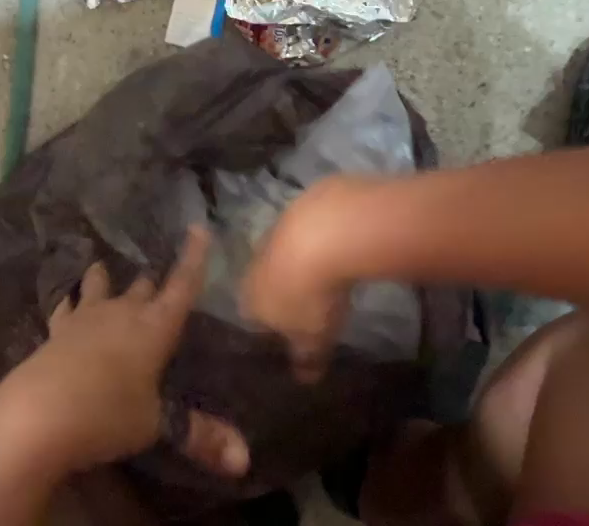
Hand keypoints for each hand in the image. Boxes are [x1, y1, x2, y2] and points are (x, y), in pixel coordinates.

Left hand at [0, 226, 249, 477]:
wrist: (37, 414)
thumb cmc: (107, 415)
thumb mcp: (156, 426)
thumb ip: (198, 435)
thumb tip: (243, 460)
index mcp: (155, 327)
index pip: (182, 284)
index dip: (194, 257)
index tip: (199, 227)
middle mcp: (122, 313)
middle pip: (142, 287)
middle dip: (151, 282)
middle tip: (154, 279)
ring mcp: (85, 319)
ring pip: (99, 286)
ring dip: (103, 280)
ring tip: (101, 269)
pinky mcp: (56, 332)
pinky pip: (65, 308)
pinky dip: (69, 304)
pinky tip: (66, 302)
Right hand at [239, 176, 364, 382]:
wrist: (324, 232)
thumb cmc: (311, 296)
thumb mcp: (312, 338)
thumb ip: (306, 359)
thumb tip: (304, 380)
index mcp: (250, 298)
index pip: (252, 318)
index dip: (270, 328)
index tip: (290, 334)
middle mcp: (254, 264)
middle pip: (264, 282)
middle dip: (283, 292)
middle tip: (311, 304)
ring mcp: (275, 232)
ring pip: (282, 254)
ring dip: (299, 263)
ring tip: (327, 274)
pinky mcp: (298, 207)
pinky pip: (304, 231)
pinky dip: (317, 239)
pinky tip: (338, 246)